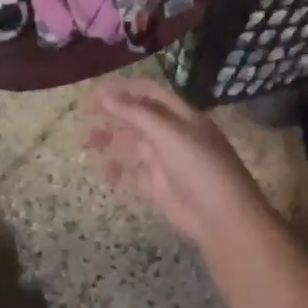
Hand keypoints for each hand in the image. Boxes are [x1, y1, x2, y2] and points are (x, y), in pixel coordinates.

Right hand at [87, 79, 272, 246]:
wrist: (222, 217)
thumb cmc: (199, 167)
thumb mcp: (168, 134)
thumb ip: (135, 114)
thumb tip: (105, 96)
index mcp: (181, 116)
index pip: (149, 93)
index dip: (123, 89)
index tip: (95, 92)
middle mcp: (173, 134)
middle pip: (138, 118)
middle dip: (112, 114)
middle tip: (85, 114)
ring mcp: (165, 161)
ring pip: (132, 145)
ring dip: (110, 141)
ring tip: (86, 143)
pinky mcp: (159, 186)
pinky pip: (133, 173)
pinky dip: (117, 171)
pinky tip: (103, 171)